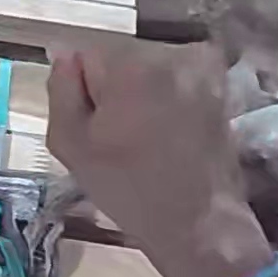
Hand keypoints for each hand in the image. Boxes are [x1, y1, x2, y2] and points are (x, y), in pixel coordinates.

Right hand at [46, 41, 274, 276]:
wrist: (196, 222)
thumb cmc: (125, 185)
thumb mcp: (69, 141)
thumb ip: (60, 89)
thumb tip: (63, 54)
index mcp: (130, 64)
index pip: (83, 54)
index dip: (79, 90)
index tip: (91, 125)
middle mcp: (169, 55)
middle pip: (115, 58)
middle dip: (108, 88)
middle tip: (111, 134)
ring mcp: (199, 70)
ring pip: (142, 69)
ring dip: (134, 93)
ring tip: (138, 137)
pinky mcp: (217, 87)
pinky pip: (169, 81)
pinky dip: (160, 99)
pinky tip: (161, 134)